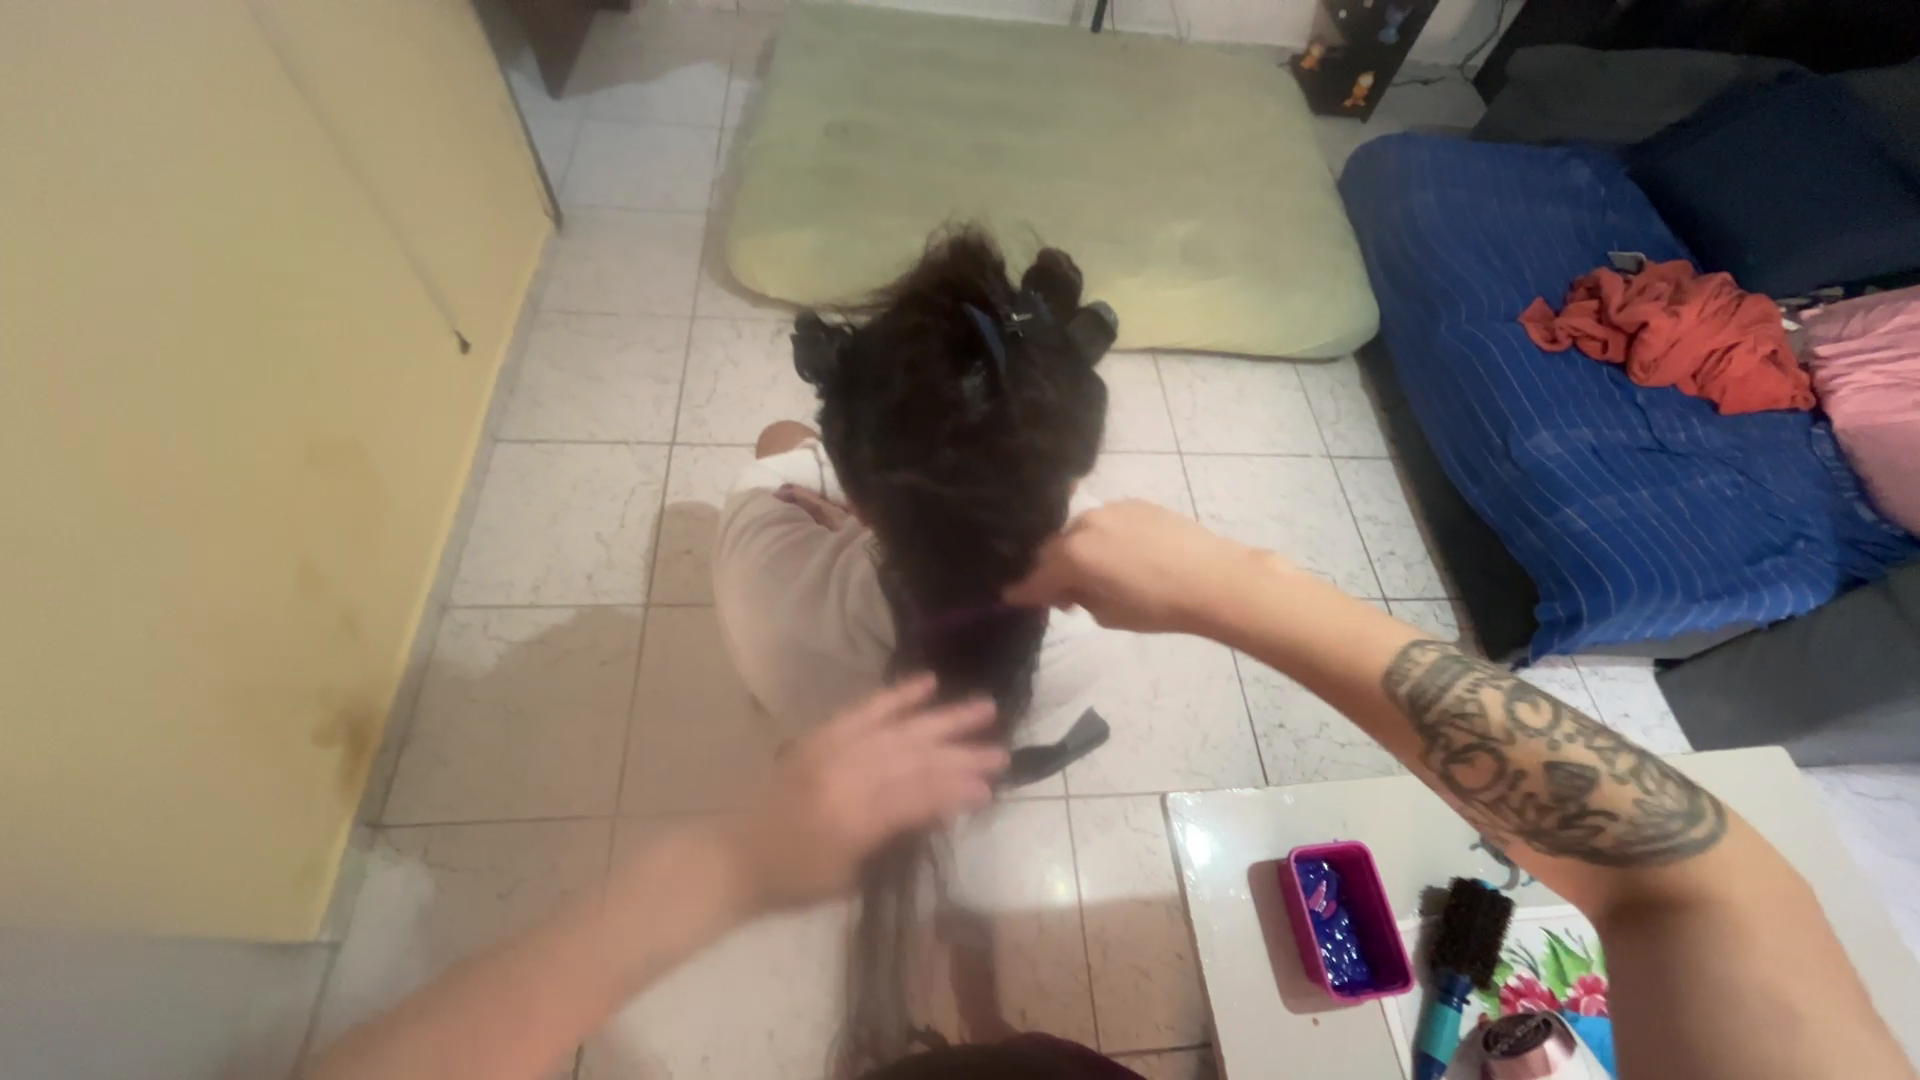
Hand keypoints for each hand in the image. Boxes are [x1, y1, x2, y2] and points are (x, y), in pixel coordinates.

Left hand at [728, 676, 1004, 908]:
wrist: (738, 855)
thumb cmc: (797, 879)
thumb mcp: (851, 875)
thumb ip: (895, 836)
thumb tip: (943, 804)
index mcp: (852, 821)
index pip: (916, 798)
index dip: (956, 791)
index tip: (990, 788)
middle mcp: (844, 778)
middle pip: (914, 759)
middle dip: (961, 754)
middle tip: (1001, 752)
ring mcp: (831, 750)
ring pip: (898, 730)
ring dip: (943, 719)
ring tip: (983, 708)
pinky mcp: (820, 735)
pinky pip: (864, 709)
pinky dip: (897, 695)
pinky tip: (928, 683)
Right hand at [1005, 499, 1274, 633]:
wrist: (1213, 578)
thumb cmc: (1157, 606)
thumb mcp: (1107, 614)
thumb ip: (1077, 598)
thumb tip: (1068, 590)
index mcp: (1072, 555)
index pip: (1035, 577)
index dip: (1023, 592)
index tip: (1013, 599)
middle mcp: (1083, 524)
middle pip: (1052, 549)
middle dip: (1052, 571)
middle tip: (1068, 594)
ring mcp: (1110, 509)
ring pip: (1079, 531)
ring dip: (1079, 551)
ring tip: (1099, 572)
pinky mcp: (1135, 503)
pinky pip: (1105, 521)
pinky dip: (1103, 538)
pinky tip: (1123, 555)